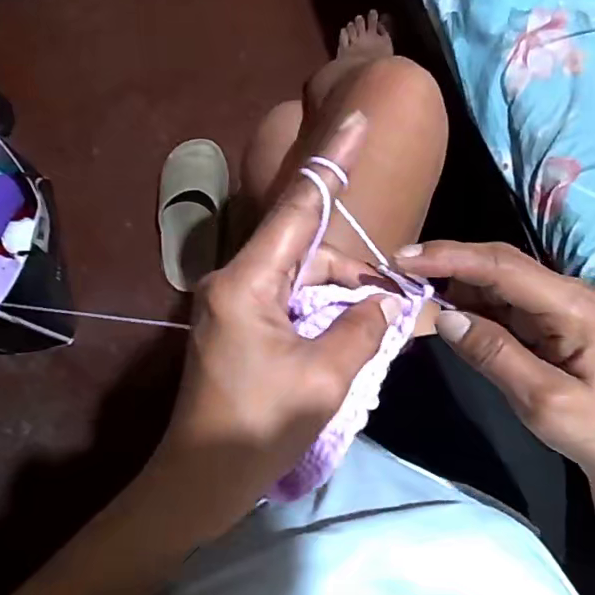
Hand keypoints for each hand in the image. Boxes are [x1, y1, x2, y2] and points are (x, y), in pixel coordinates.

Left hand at [153, 113, 396, 513]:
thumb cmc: (259, 426)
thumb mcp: (325, 378)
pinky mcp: (235, 325)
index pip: (298, 207)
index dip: (332, 162)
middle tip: (393, 299)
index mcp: (249, 282)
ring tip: (374, 328)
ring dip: (338, 295)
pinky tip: (345, 335)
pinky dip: (318, 311)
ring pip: (297, 277)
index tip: (357, 118)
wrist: (201, 477)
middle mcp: (234, 281)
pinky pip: (285, 300)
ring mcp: (231, 303)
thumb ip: (362, 329)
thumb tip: (384, 301)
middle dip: (351, 268)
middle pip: (304, 248)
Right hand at [394, 241, 594, 494]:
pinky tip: (437, 304)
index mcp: (574, 307)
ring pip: (492, 278)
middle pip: (497, 263)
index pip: (504, 269)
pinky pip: (495, 300)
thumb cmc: (593, 429)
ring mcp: (552, 305)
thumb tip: (446, 317)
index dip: (452, 258)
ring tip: (408, 285)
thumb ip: (494, 354)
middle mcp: (565, 294)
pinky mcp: (540, 320)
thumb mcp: (542, 400)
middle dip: (446, 260)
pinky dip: (462, 299)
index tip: (405, 259)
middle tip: (397, 267)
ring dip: (450, 279)